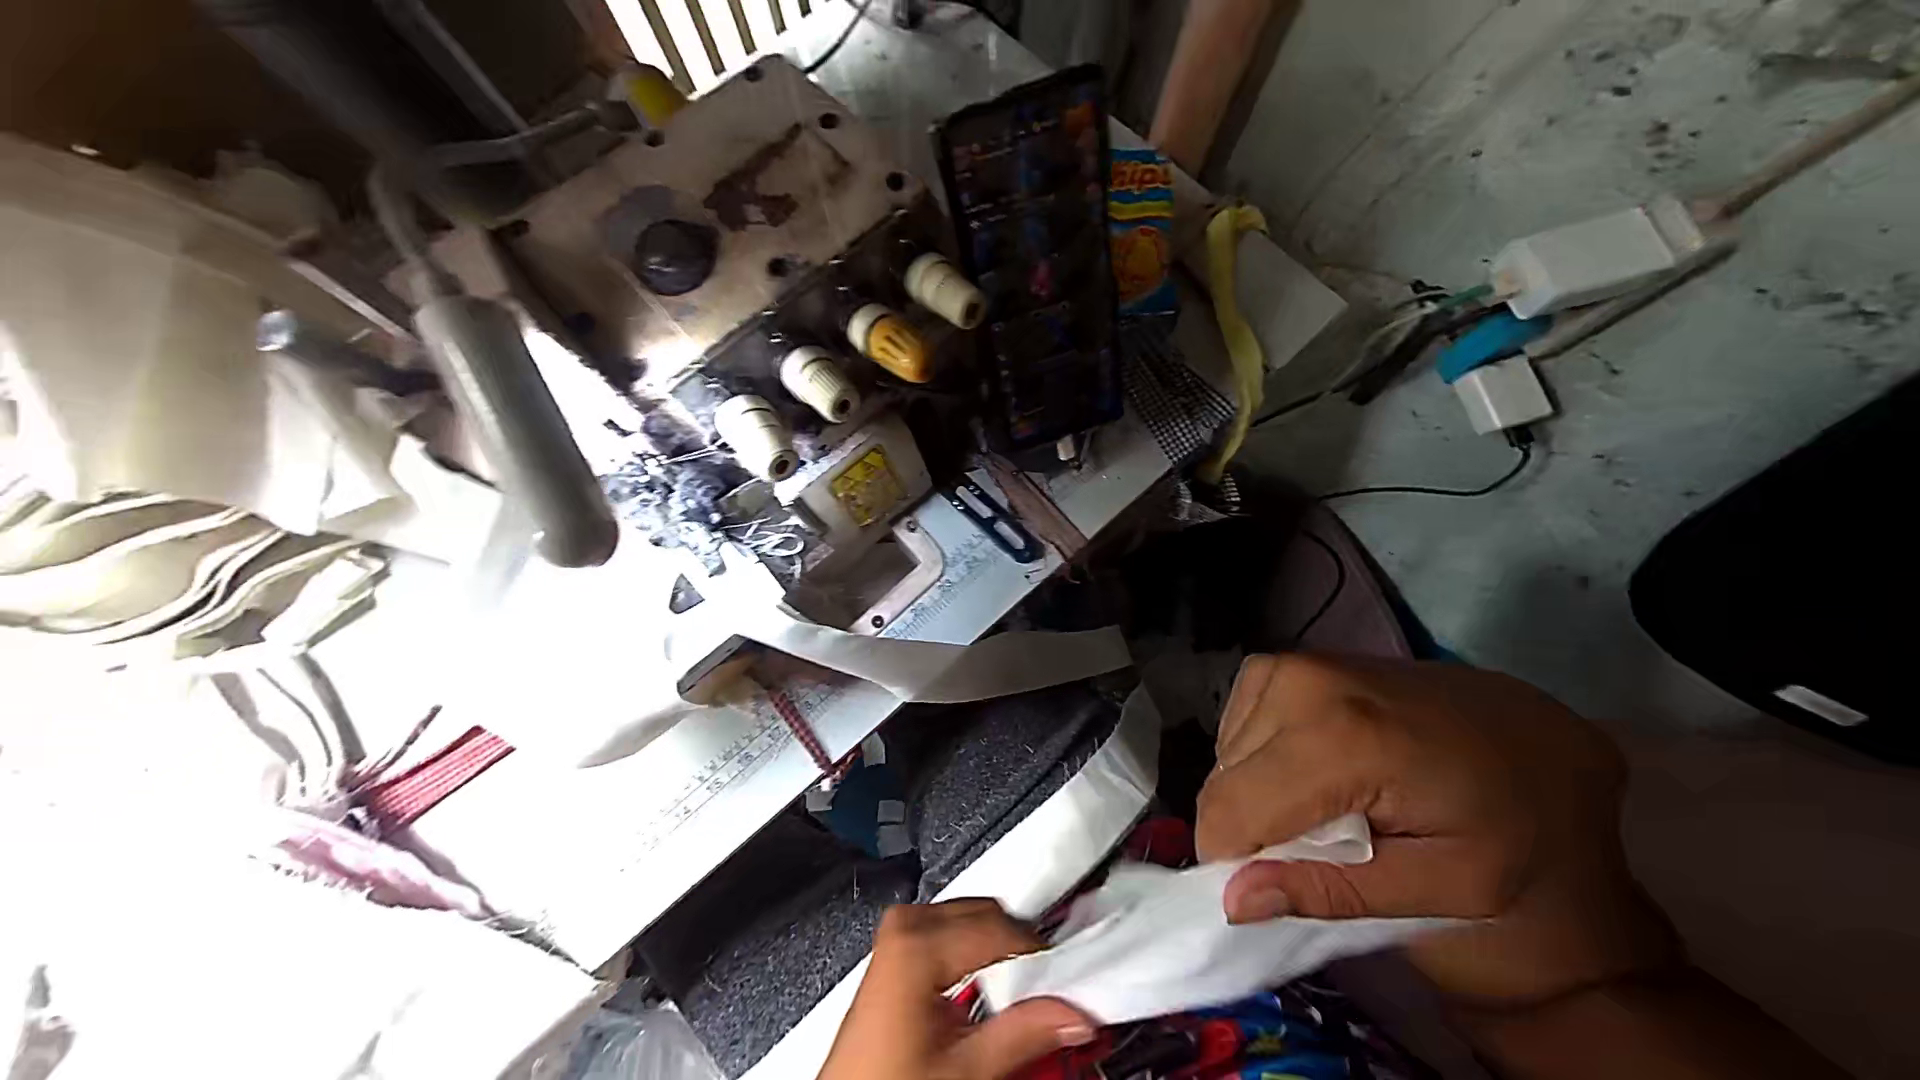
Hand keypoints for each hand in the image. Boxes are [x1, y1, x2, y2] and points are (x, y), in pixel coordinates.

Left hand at [819, 900, 1094, 1079]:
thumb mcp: (965, 1070)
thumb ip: (1024, 1035)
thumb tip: (1073, 1013)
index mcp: (918, 943)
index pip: (1003, 927)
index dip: (1044, 954)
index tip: (1072, 979)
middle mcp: (906, 925)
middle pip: (988, 915)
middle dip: (1021, 950)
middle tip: (1051, 988)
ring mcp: (898, 931)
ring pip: (971, 919)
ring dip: (999, 949)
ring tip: (1020, 994)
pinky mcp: (897, 945)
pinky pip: (951, 929)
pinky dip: (976, 951)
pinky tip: (987, 988)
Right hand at [1196, 654, 1678, 1002]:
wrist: (1543, 747)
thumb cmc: (1516, 828)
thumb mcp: (1450, 888)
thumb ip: (1335, 893)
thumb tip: (1233, 901)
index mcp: (1344, 737)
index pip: (1232, 810)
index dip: (1237, 866)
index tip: (1282, 892)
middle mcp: (1303, 683)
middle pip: (1225, 782)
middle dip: (1254, 830)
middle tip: (1327, 851)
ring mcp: (1292, 663)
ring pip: (1227, 754)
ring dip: (1255, 794)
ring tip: (1327, 810)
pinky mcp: (1286, 661)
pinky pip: (1237, 725)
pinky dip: (1257, 760)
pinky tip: (1310, 771)